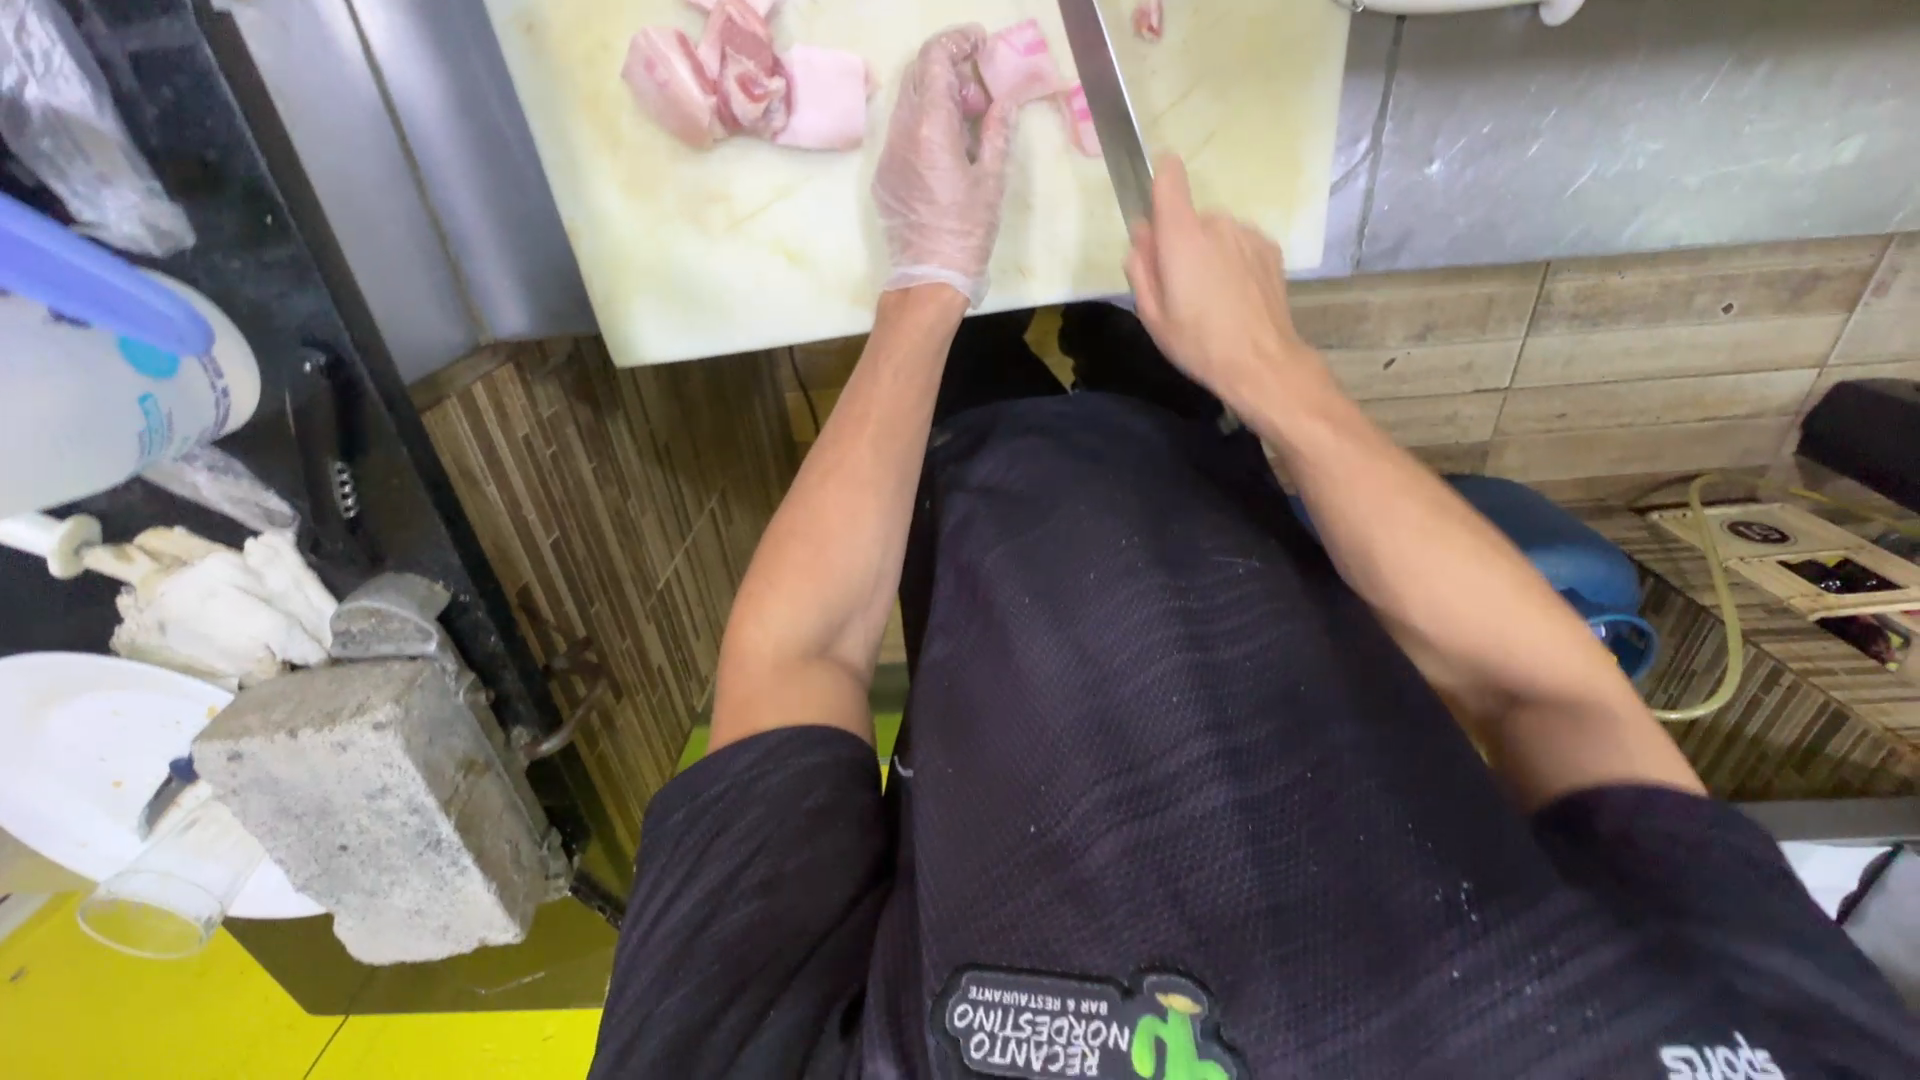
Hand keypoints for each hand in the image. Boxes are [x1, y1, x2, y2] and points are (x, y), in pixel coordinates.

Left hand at [872, 26, 1018, 307]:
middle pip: (918, 76)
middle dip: (949, 68)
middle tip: (979, 89)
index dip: (957, 41)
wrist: (929, 277)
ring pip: (908, 105)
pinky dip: (926, 126)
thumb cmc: (966, 232)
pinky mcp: (885, 177)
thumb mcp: (991, 180)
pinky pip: (903, 134)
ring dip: (938, 98)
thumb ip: (997, 132)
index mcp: (929, 129)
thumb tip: (1004, 101)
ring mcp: (888, 156)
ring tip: (969, 122)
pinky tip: (949, 150)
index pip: (934, 60)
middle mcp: (900, 135)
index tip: (980, 45)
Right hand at [1124, 155, 1329, 410]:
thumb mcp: (1152, 315)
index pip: (1169, 179)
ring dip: (1208, 254)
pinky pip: (1239, 245)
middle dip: (1180, 244)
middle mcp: (1217, 223)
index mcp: (1182, 236)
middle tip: (1180, 289)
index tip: (1156, 199)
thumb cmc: (1197, 343)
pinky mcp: (1269, 248)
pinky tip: (1234, 297)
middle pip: (1189, 219)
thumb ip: (1140, 267)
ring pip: (1215, 233)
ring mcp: (1248, 234)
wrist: (1260, 362)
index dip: (1160, 179)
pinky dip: (1232, 262)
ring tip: (1211, 298)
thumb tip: (1142, 234)